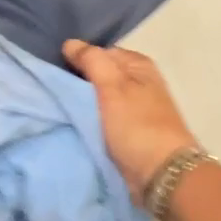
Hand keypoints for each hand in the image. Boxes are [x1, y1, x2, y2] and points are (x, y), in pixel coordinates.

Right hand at [63, 40, 198, 195]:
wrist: (163, 177)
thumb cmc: (137, 125)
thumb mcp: (111, 85)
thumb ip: (90, 59)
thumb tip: (70, 43)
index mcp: (138, 64)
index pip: (99, 53)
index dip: (79, 60)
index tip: (61, 73)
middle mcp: (139, 82)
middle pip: (99, 75)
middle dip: (80, 82)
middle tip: (57, 92)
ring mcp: (135, 109)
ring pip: (99, 98)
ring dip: (83, 103)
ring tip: (61, 107)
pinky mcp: (130, 132)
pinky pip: (102, 118)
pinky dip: (91, 120)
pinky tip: (75, 123)